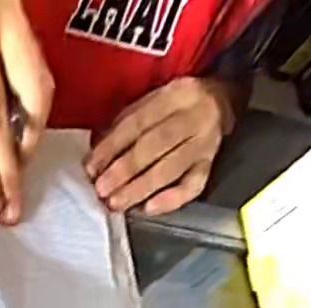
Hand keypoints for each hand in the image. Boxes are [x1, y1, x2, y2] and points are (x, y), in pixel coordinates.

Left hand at [86, 76, 235, 215]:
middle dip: (125, 169)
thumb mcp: (146, 108)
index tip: (90, 169)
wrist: (220, 104)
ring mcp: (206, 142)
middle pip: (157, 144)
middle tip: (101, 190)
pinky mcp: (211, 164)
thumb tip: (94, 163)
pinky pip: (193, 185)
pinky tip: (149, 209)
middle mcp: (195, 115)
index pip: (138, 122)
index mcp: (175, 95)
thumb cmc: (168, 112)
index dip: (111, 146)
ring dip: (140, 188)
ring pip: (171, 167)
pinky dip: (171, 199)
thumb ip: (120, 131)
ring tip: (116, 203)